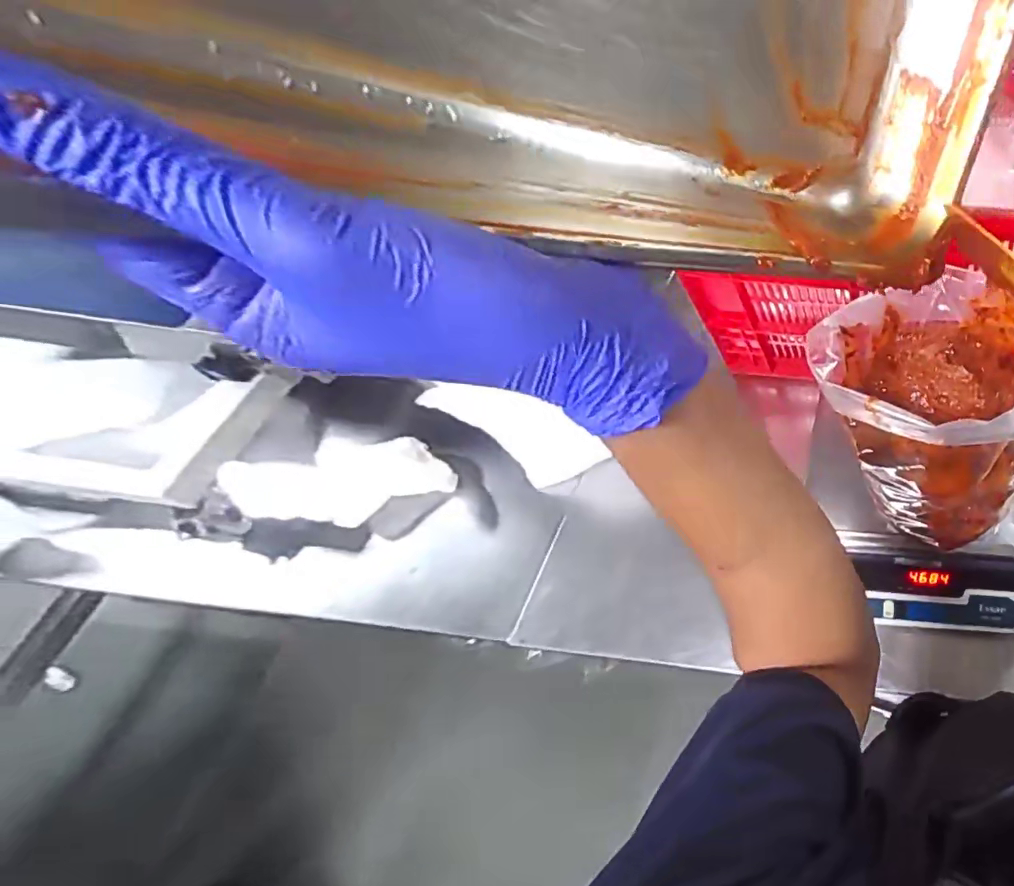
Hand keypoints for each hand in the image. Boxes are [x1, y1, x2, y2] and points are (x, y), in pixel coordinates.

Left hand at [0, 52, 706, 435]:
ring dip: (247, 129)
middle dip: (168, 132)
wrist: (584, 330)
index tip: (48, 72)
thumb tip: (8, 101)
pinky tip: (317, 110)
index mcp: (254, 311)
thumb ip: (172, 174)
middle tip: (144, 55)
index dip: (72, 154)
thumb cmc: (460, 307)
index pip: (120, 224)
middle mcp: (297, 288)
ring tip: (224, 74)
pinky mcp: (409, 235)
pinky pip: (335, 178)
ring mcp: (356, 259)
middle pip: (194, 196)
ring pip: (267, 179)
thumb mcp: (309, 242)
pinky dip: (316, 141)